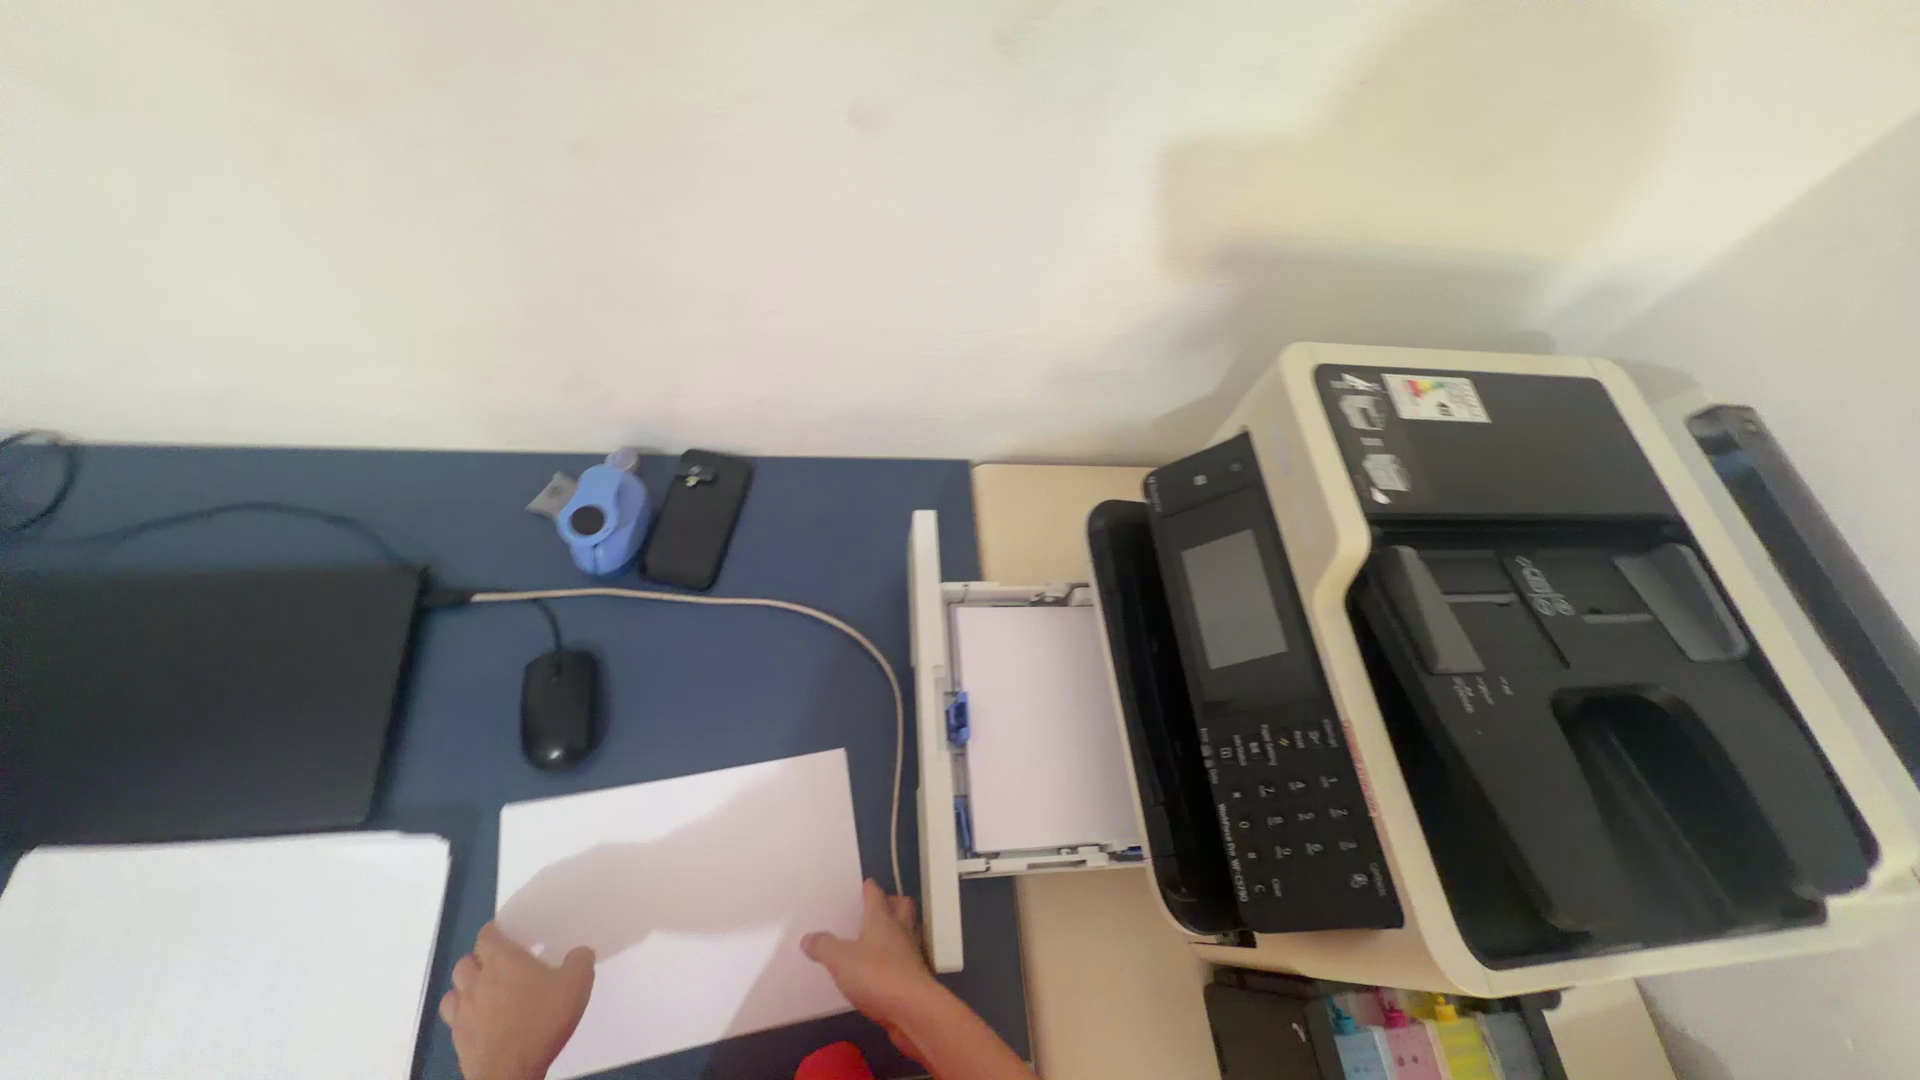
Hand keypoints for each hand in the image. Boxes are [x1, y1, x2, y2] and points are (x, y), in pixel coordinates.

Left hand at [439, 922, 594, 1079]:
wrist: (510, 1072)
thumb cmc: (542, 1020)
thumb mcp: (577, 982)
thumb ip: (580, 959)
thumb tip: (579, 952)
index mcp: (503, 961)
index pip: (487, 936)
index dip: (494, 932)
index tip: (505, 932)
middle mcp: (477, 982)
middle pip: (466, 962)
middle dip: (479, 959)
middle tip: (500, 964)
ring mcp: (463, 1013)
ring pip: (454, 991)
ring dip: (466, 987)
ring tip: (485, 993)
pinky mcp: (458, 1040)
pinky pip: (454, 1019)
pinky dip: (464, 1015)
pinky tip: (482, 1021)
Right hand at [802, 880, 940, 1061]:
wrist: (913, 1009)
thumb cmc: (877, 975)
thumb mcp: (841, 960)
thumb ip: (824, 946)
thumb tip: (808, 937)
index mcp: (882, 919)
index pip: (877, 895)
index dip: (870, 888)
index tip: (866, 883)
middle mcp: (900, 930)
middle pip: (902, 907)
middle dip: (892, 903)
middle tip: (879, 906)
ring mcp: (910, 953)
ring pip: (906, 931)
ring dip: (896, 930)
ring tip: (877, 937)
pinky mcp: (914, 977)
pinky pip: (905, 958)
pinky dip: (895, 958)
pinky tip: (882, 969)